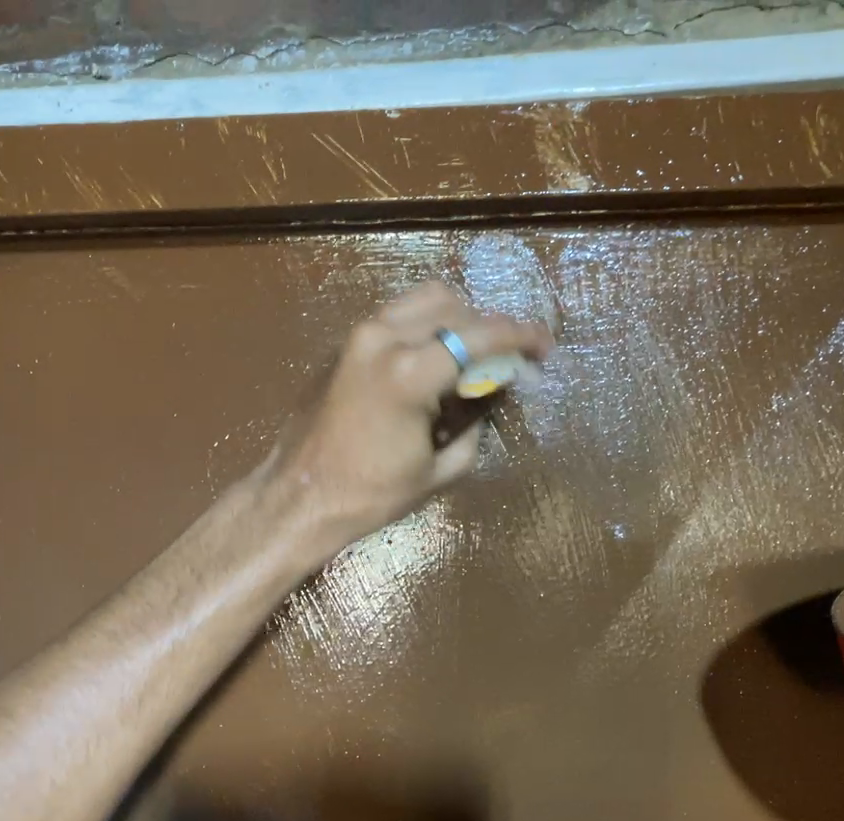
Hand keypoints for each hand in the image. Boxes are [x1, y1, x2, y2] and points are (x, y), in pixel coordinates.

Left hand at [257, 282, 553, 556]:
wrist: (299, 497)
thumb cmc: (370, 495)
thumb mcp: (438, 469)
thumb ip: (474, 425)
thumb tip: (488, 396)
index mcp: (409, 372)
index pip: (480, 334)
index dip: (521, 335)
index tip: (544, 345)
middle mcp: (382, 338)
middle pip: (452, 303)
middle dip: (486, 325)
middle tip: (504, 356)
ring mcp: (356, 336)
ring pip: (420, 300)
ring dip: (453, 318)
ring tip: (469, 353)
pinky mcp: (342, 345)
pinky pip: (394, 316)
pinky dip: (422, 326)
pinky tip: (431, 358)